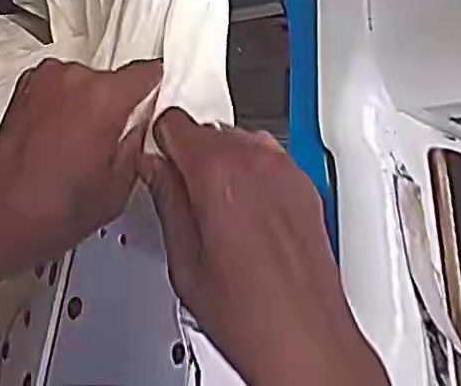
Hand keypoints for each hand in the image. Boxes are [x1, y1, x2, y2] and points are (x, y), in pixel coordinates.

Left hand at [0, 58, 160, 305]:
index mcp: (106, 97)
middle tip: (108, 140)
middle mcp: (77, 77)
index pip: (147, 71)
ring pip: (85, 82)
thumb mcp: (118, 187)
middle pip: (113, 80)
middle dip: (116, 104)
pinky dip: (61, 102)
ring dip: (86, 102)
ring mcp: (49, 77)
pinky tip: (57, 136)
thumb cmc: (50, 209)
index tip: (154, 96)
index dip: (154, 86)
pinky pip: (59, 85)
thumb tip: (142, 124)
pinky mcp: (28, 83)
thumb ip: (138, 143)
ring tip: (76, 143)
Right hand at [141, 109, 388, 385]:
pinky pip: (267, 157)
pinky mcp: (302, 180)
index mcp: (217, 173)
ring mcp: (282, 167)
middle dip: (191, 156)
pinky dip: (253, 172)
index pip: (174, 121)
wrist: (306, 339)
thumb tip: (154, 170)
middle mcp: (253, 159)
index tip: (158, 160)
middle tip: (186, 195)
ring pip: (237, 139)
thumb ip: (165, 200)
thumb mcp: (185, 262)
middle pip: (206, 129)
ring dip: (224, 161)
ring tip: (220, 210)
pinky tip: (249, 214)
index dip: (160, 141)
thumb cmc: (251, 315)